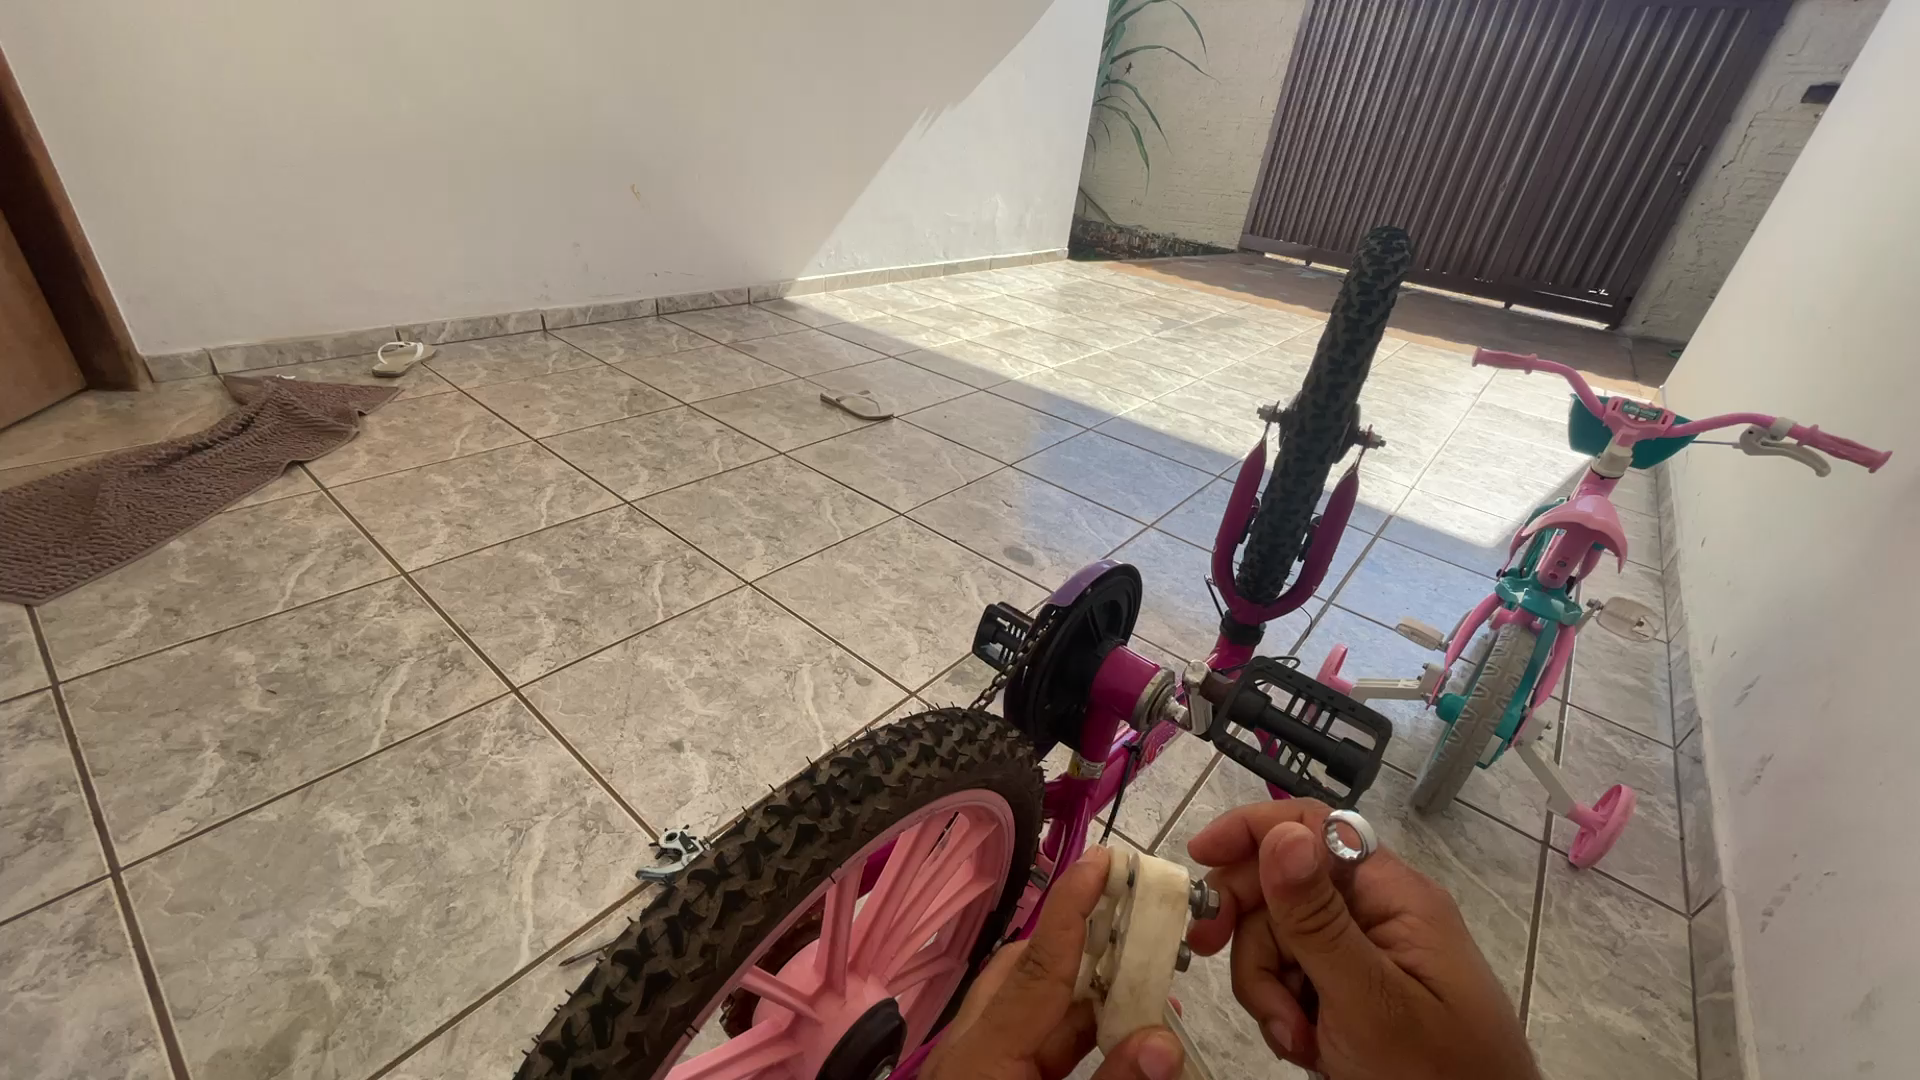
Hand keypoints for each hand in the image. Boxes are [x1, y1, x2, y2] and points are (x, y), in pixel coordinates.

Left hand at [923, 847, 1185, 1079]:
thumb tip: (1164, 1040)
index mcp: (982, 1052)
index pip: (1037, 964)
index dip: (1072, 907)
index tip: (1102, 859)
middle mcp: (971, 1046)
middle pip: (1031, 974)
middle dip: (1086, 945)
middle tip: (1142, 927)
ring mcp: (972, 1064)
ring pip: (1032, 1009)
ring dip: (1086, 996)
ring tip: (1145, 984)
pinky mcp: (981, 1077)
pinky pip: (1029, 1041)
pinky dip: (1072, 1031)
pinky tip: (1115, 1033)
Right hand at [1185, 799, 1538, 1079]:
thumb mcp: (1370, 1003)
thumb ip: (1316, 919)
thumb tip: (1279, 833)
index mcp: (1393, 895)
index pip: (1311, 826)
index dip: (1250, 830)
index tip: (1199, 857)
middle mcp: (1375, 912)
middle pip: (1280, 883)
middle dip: (1249, 927)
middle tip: (1209, 954)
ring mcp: (1361, 953)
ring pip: (1275, 933)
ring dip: (1266, 983)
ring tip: (1294, 1038)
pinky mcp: (1348, 990)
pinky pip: (1287, 973)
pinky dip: (1281, 1006)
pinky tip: (1303, 1046)